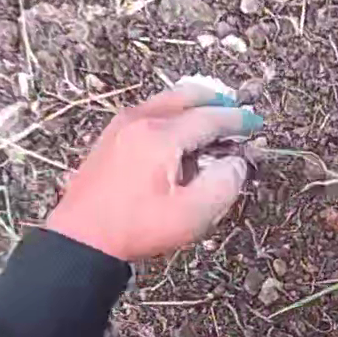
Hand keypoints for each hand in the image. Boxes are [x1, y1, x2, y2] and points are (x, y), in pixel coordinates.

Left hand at [45, 84, 261, 261]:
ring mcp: (120, 127)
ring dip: (194, 105)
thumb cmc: (137, 228)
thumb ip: (225, 182)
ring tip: (214, 118)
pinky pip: (150, 112)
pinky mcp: (111, 138)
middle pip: (185, 96)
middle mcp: (139, 121)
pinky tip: (183, 133)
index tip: (256, 123)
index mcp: (160, 136)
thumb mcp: (194, 213)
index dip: (237, 120)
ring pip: (166, 101)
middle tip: (238, 111)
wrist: (81, 240)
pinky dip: (174, 113)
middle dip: (216, 101)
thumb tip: (237, 162)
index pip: (209, 118)